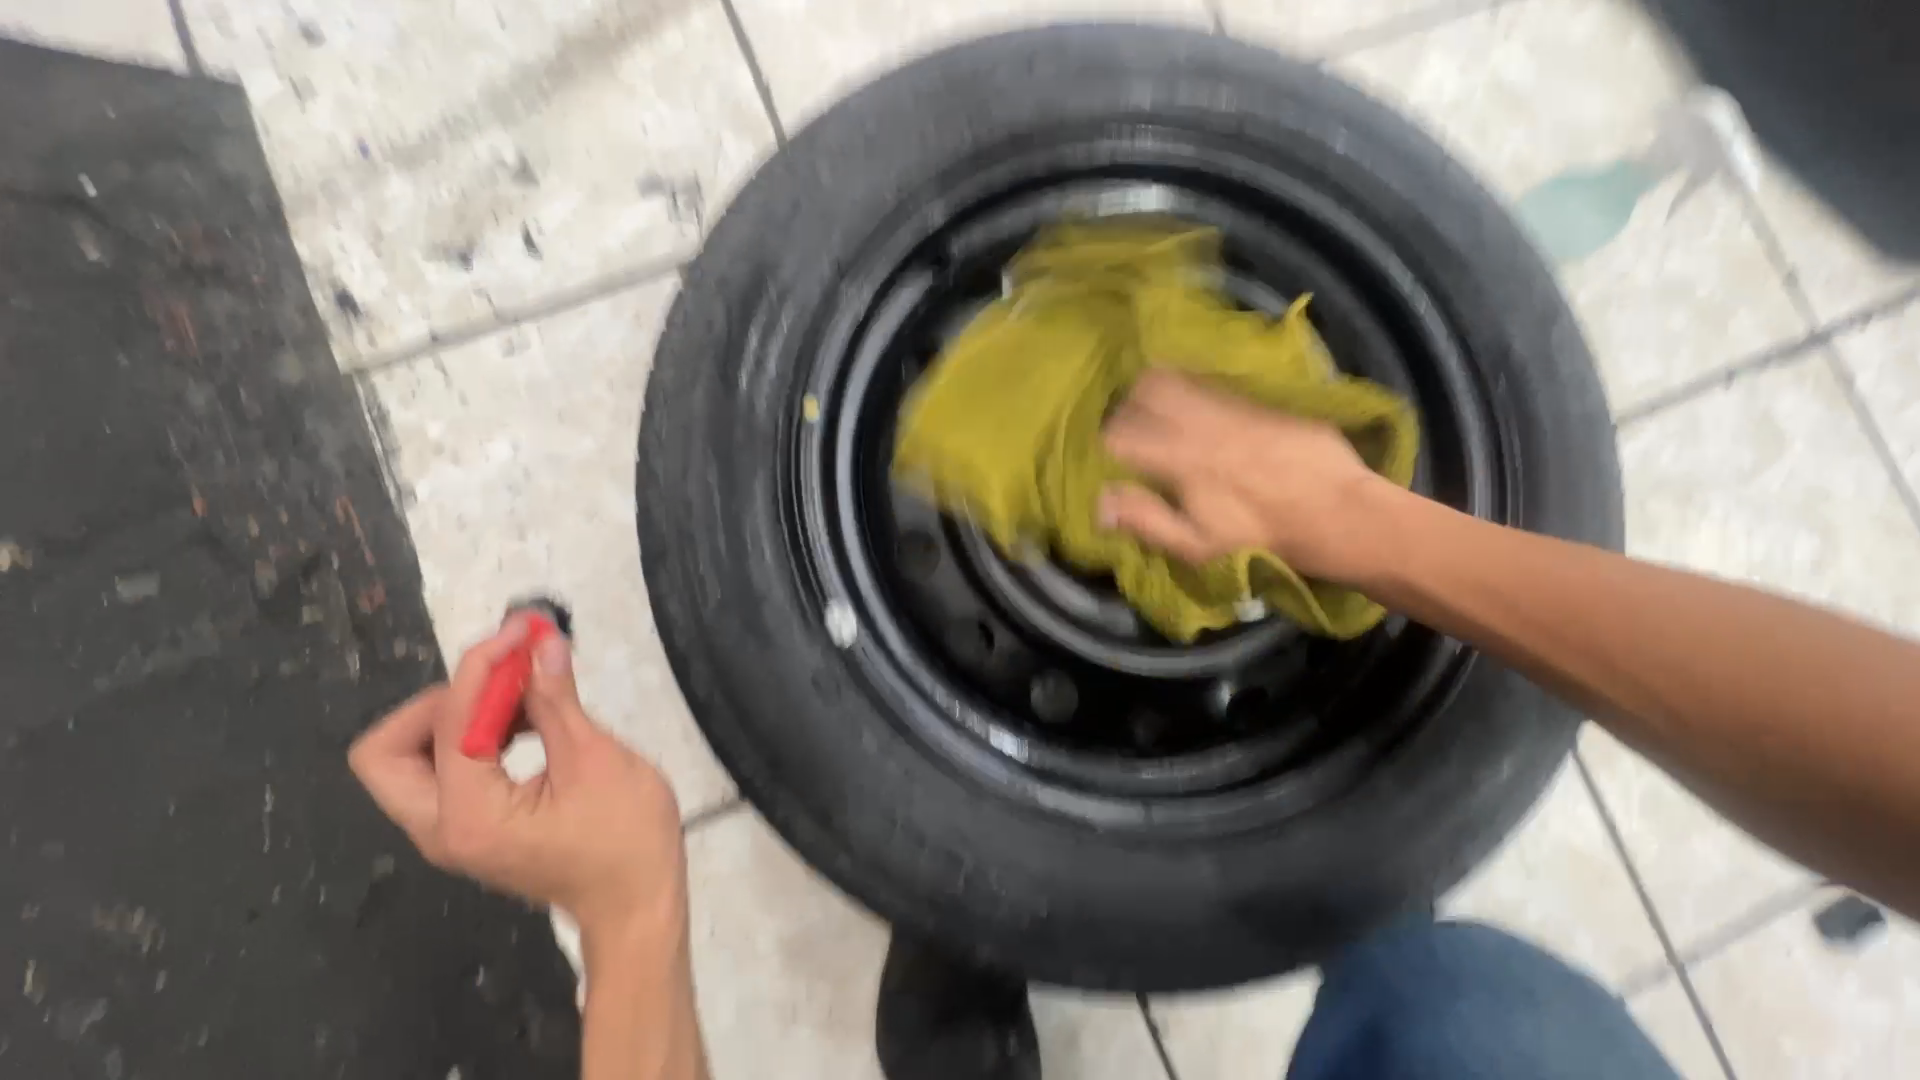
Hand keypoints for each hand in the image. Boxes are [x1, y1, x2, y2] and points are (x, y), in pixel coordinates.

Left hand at [348, 618, 686, 947]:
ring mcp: (451, 832)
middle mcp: (440, 828)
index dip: (485, 666)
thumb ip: (557, 700)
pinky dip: (475, 736)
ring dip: (460, 714)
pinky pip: (444, 773)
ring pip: (410, 762)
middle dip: (440, 700)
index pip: (451, 722)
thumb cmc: (626, 837)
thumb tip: (541, 642)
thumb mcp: (597, 761)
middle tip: (501, 677)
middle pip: (386, 753)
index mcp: (468, 816)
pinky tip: (529, 720)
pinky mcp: (470, 828)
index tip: (522, 631)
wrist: (638, 904)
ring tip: (525, 692)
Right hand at [1099, 370, 1400, 583]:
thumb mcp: (1199, 546)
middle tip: (1132, 428)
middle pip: (1144, 391)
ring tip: (1161, 413)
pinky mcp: (1259, 397)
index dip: (1107, 444)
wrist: (1342, 512)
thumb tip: (1099, 503)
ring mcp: (1232, 403)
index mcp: (1181, 460)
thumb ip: (1146, 521)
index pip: (1120, 435)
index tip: (1111, 458)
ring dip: (1159, 390)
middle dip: (1130, 407)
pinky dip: (1194, 387)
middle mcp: (1201, 422)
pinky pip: (1213, 379)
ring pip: (1177, 377)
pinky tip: (1200, 407)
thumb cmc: (1265, 538)